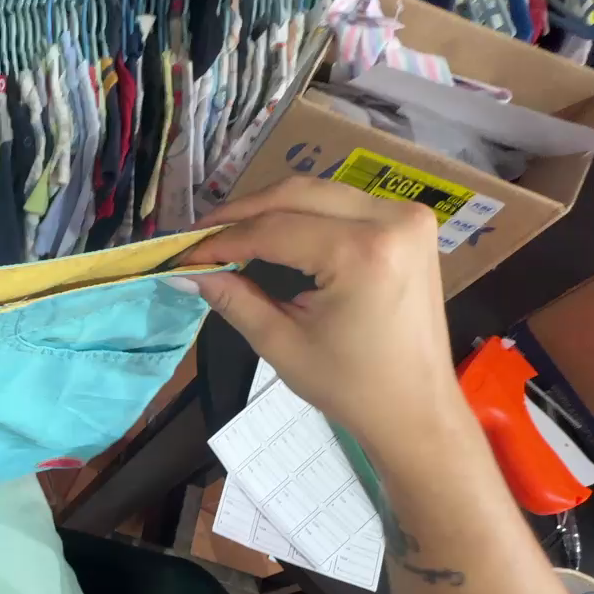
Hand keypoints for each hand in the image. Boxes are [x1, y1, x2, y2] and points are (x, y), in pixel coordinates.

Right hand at [181, 178, 468, 463]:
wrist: (411, 402)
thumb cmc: (345, 382)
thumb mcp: (278, 342)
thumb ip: (233, 299)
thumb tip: (185, 275)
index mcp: (360, 253)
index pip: (273, 229)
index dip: (220, 240)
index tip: (182, 254)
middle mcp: (390, 219)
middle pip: (297, 194)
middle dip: (240, 212)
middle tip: (198, 236)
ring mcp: (406, 215)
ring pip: (319, 192)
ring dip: (268, 209)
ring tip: (227, 235)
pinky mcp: (408, 222)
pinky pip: (341, 204)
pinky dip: (299, 214)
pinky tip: (269, 235)